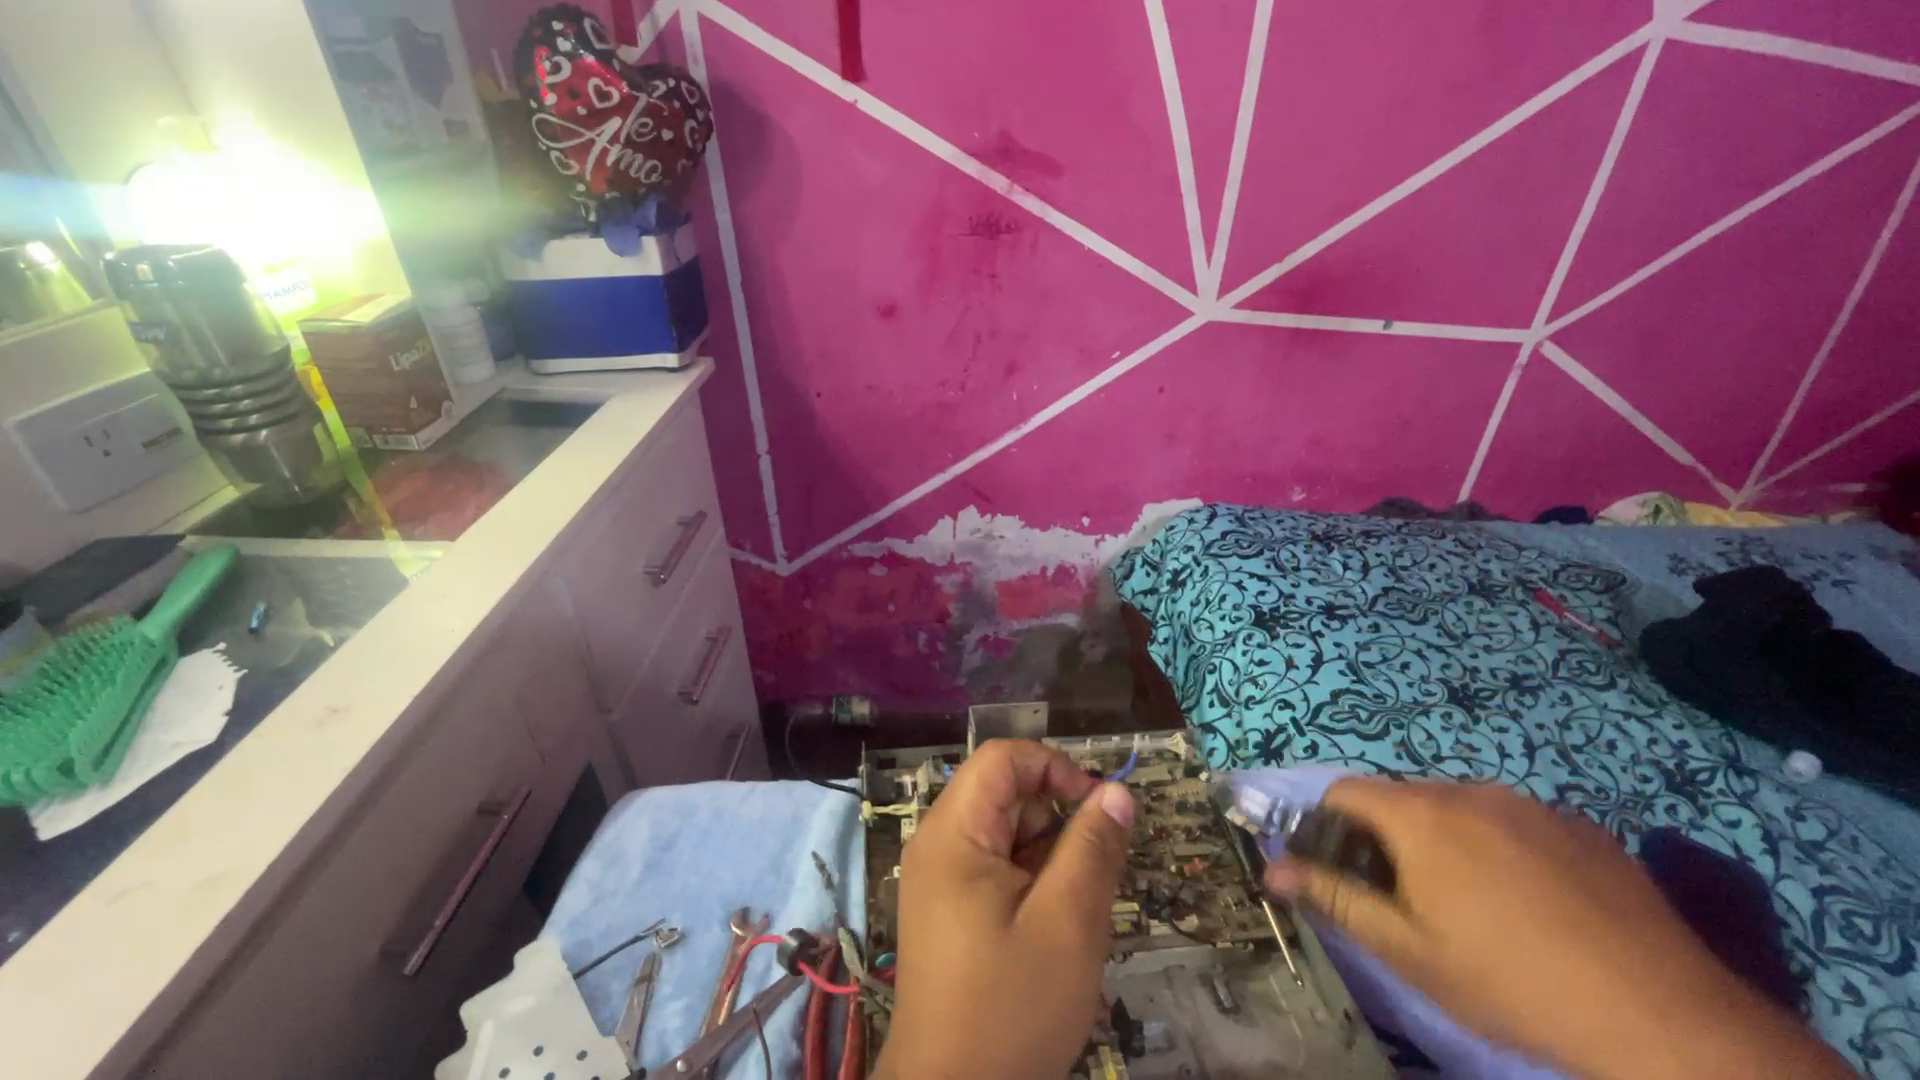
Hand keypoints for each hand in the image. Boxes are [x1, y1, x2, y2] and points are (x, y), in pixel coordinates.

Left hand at [872, 739, 1134, 1079]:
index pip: (1003, 759)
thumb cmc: (1010, 1007)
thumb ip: (1094, 849)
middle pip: (1006, 796)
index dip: (1056, 768)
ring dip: (1050, 860)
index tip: (1101, 809)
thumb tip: (1117, 791)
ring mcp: (941, 879)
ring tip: (1069, 917)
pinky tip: (1050, 932)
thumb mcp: (1068, 924)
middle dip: (1057, 823)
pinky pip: (998, 870)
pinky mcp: (950, 910)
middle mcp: (939, 845)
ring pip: (1008, 835)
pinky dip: (1033, 886)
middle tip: (1091, 879)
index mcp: (953, 834)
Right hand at [1266, 778, 1851, 1079]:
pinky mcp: (1584, 826)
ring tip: (1478, 908)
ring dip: (1447, 842)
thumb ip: (1334, 898)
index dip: (1330, 827)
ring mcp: (1534, 805)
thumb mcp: (1408, 951)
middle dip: (1390, 839)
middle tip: (1410, 903)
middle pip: (1404, 799)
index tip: (1346, 876)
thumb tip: (1271, 869)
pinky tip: (1536, 906)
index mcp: (1421, 817)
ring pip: (1462, 808)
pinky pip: (1517, 822)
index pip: (1346, 792)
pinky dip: (1503, 848)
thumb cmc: (1509, 982)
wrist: (1660, 1015)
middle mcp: (1472, 792)